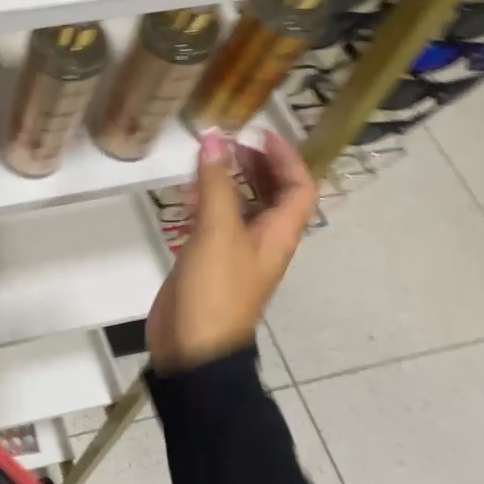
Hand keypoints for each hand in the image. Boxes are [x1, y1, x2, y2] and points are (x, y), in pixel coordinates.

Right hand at [147, 129, 317, 372]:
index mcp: (279, 234)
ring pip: (241, 209)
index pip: (298, 187)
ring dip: (228, 183)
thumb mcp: (218, 232)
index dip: (286, 158)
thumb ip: (215, 184)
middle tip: (229, 144)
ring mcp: (235, 254)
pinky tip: (185, 196)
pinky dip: (205, 205)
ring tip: (205, 162)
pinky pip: (215, 226)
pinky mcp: (209, 264)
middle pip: (271, 195)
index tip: (260, 134)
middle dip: (255, 166)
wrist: (194, 349)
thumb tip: (215, 138)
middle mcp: (263, 241)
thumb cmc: (215, 289)